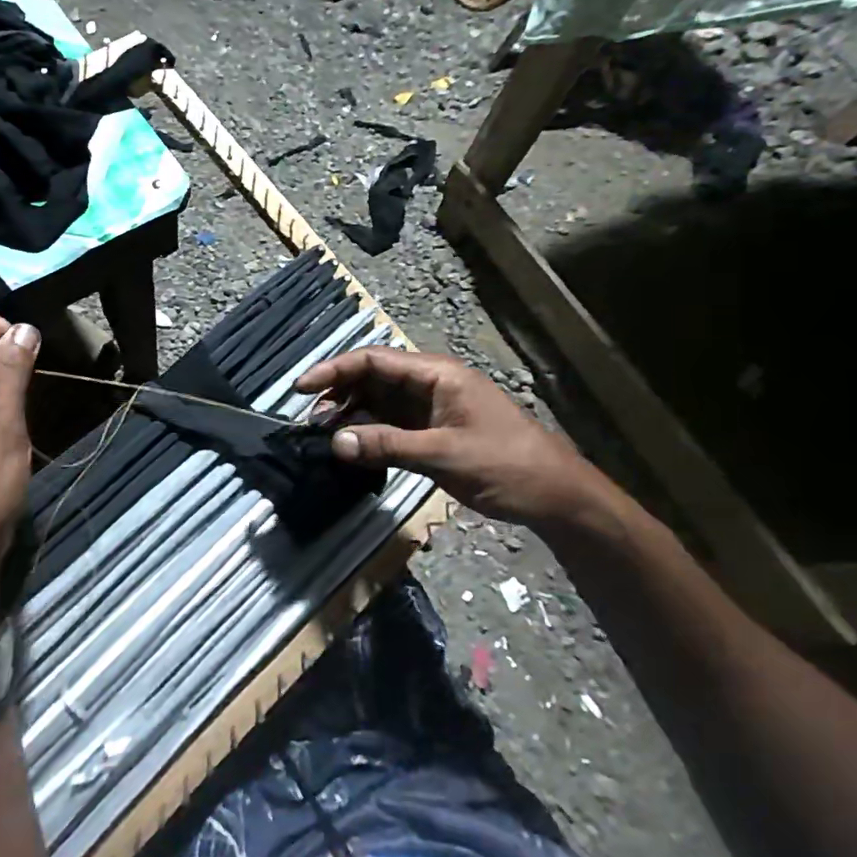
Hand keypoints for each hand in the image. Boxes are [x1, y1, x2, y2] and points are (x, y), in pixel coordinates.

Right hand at [295, 347, 618, 528]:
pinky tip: (349, 448)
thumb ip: (388, 445)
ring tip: (323, 437)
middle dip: (338, 394)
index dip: (335, 369)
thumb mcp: (445, 454)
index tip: (301, 388)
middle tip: (310, 422)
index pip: (375, 360)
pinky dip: (367, 434)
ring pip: (378, 403)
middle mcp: (429, 385)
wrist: (554, 495)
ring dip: (350, 415)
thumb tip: (334, 442)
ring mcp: (430, 409)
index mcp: (437, 374)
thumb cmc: (506, 464)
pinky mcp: (431, 433)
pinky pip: (389, 426)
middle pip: (372, 378)